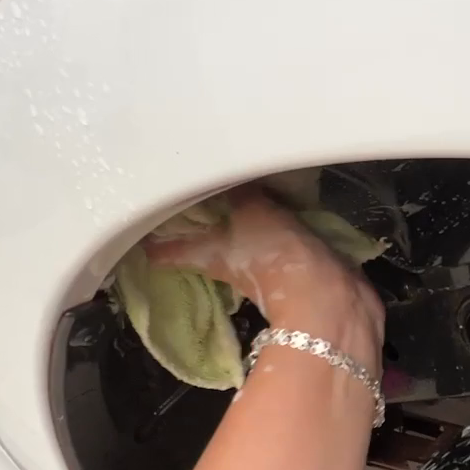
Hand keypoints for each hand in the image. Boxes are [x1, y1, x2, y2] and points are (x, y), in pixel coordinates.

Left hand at [145, 187, 384, 368]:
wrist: (329, 300)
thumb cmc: (277, 259)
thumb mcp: (252, 212)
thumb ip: (241, 191)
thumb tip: (232, 168)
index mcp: (207, 255)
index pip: (166, 253)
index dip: (152, 241)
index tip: (140, 227)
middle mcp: (230, 266)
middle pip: (204, 248)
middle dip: (200, 227)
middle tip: (197, 197)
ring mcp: (264, 271)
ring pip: (243, 245)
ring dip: (244, 226)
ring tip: (246, 194)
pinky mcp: (298, 271)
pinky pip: (280, 245)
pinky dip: (282, 230)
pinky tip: (288, 211)